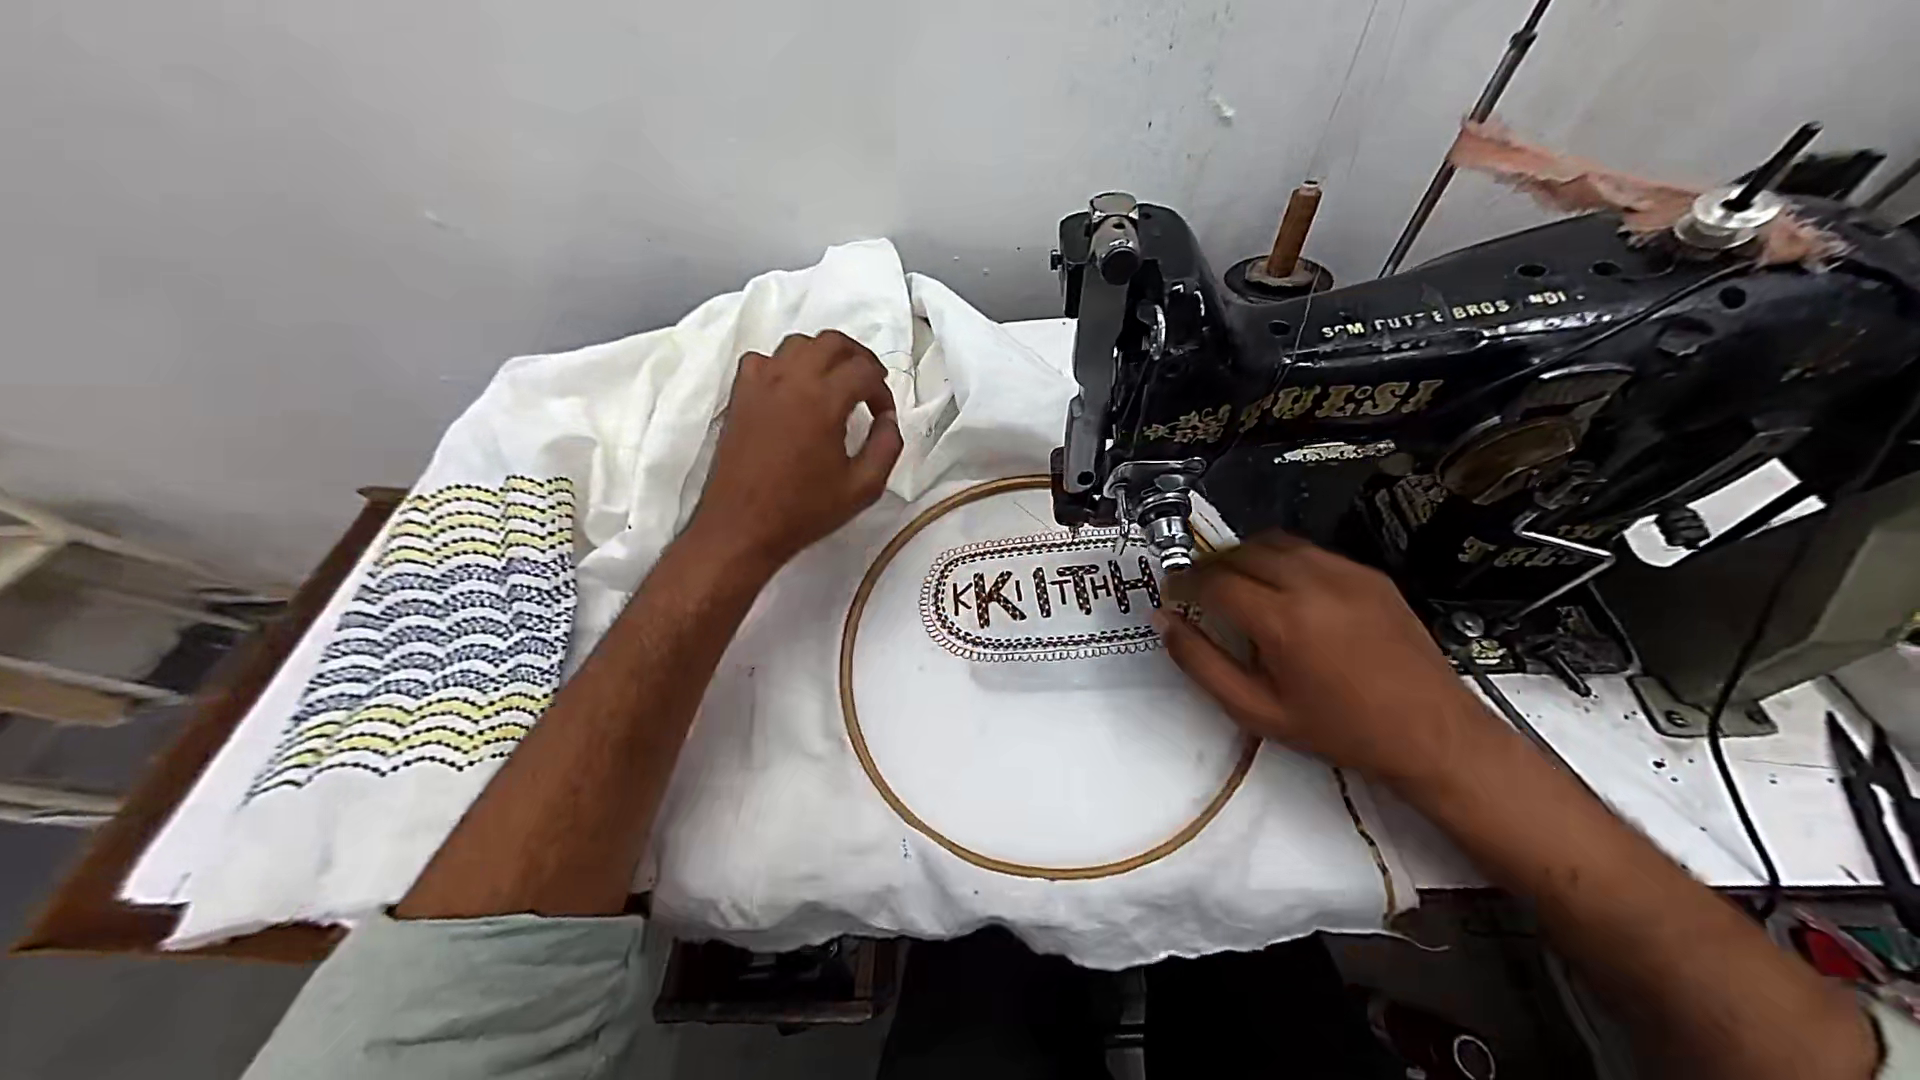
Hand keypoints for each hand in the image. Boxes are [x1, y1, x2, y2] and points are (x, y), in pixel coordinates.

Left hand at [690, 331, 903, 570]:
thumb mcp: (863, 487)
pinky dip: (784, 365)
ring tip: (834, 385)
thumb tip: (888, 419)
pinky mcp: (739, 395)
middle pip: (833, 342)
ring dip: (823, 357)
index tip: (882, 416)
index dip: (882, 391)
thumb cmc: (804, 511)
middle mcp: (790, 380)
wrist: (742, 527)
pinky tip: (792, 391)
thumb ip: (887, 446)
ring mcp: (760, 383)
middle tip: (868, 386)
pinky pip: (764, 360)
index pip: (865, 371)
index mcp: (823, 400)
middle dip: (859, 359)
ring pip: (798, 344)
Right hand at [1153, 534, 1509, 790]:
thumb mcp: (1256, 710)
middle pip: (1241, 551)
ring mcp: (1347, 575)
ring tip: (1235, 584)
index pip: (1214, 581)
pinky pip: (1311, 551)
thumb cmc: (1341, 730)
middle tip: (1197, 588)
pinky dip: (1283, 560)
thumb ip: (1201, 663)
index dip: (1184, 583)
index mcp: (1283, 621)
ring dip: (1244, 556)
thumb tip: (1166, 624)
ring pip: (1275, 542)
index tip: (1173, 592)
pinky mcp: (1370, 576)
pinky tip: (1282, 589)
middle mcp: (1314, 586)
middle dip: (1210, 566)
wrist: (1432, 734)